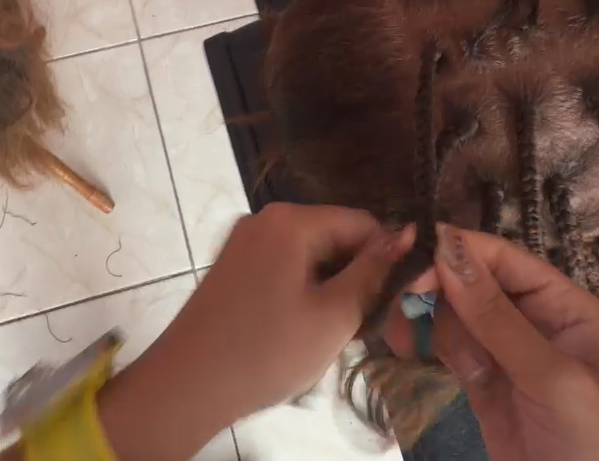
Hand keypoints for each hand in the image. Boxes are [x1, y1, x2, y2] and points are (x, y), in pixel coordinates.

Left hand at [98, 204, 414, 459]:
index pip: (361, 222)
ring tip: (334, 332)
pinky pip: (284, 263)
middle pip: (334, 236)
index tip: (397, 302)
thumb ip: (373, 272)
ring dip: (331, 287)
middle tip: (365, 326)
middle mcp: (266, 216)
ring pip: (310, 253)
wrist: (189, 382)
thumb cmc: (266, 350)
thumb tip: (409, 233)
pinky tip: (302, 327)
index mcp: (291, 219)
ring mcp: (245, 237)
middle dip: (355, 275)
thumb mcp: (333, 315)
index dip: (388, 259)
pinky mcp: (234, 261)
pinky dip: (303, 288)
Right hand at [428, 225, 598, 460]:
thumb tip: (445, 245)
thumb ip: (496, 314)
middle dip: (435, 287)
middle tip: (398, 301)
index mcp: (565, 306)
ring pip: (454, 312)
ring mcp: (508, 353)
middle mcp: (535, 320)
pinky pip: (450, 345)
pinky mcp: (485, 382)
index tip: (411, 254)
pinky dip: (428, 343)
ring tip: (421, 348)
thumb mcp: (551, 379)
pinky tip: (409, 349)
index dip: (457, 249)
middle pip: (471, 280)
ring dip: (430, 321)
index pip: (502, 258)